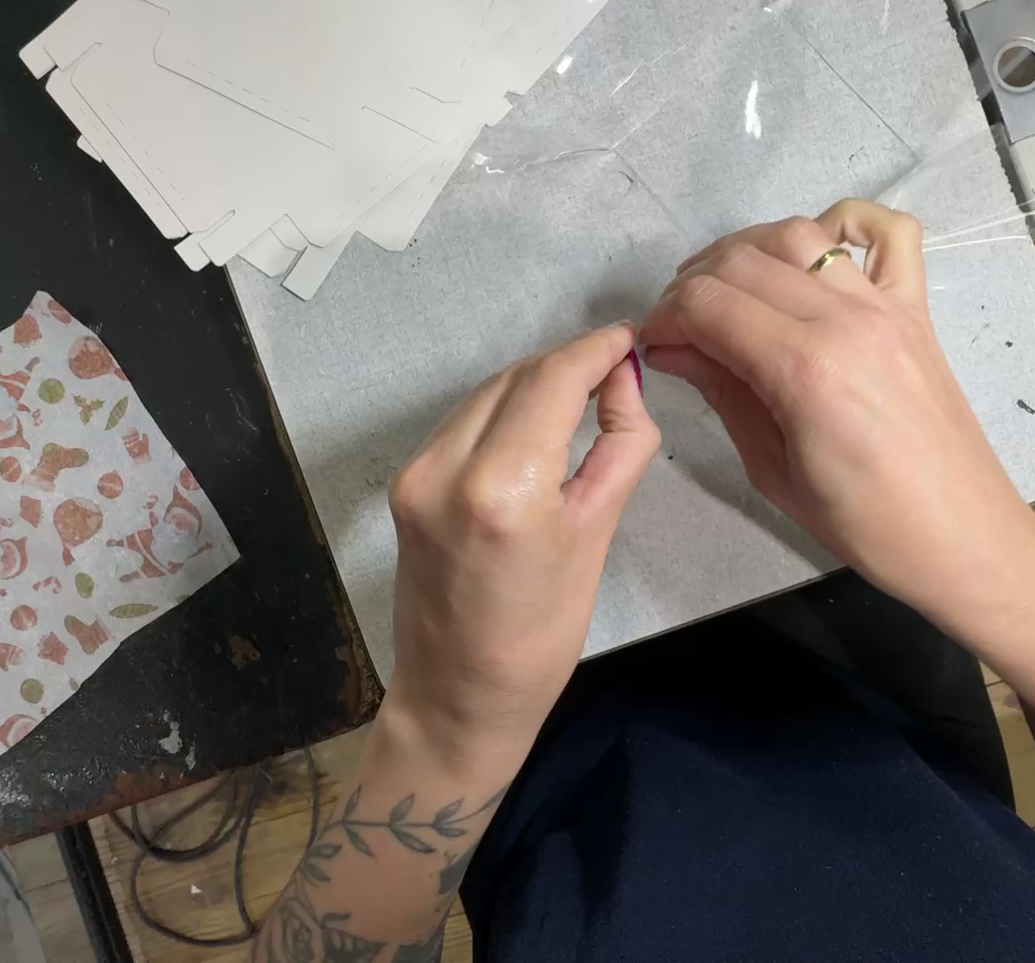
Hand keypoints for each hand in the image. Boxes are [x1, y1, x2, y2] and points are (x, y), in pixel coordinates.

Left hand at [384, 323, 658, 766]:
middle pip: (518, 377)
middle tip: (616, 372)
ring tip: (583, 394)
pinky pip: (465, 420)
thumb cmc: (542, 635)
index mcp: (503, 486)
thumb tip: (624, 382)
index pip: (553, 381)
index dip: (595, 349)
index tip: (627, 338)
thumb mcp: (597, 537)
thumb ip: (620, 445)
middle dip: (570, 363)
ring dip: (537, 383)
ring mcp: (416, 471)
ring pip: (488, 392)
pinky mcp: (406, 481)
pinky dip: (506, 408)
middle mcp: (446, 464)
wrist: (456, 697)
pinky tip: (536, 423)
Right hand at [639, 200, 1034, 620]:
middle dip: (691, 286)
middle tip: (679, 327)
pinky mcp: (916, 306)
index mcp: (803, 368)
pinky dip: (844, 222)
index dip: (664, 317)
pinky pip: (888, 231)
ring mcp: (887, 304)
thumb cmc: (860, 523)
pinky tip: (815, 256)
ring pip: (797, 234)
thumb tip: (669, 349)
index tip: (654, 344)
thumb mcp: (770, 467)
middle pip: (741, 261)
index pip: (707, 303)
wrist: (959, 536)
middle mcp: (844, 318)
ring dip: (745, 251)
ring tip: (726, 291)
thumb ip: (721, 391)